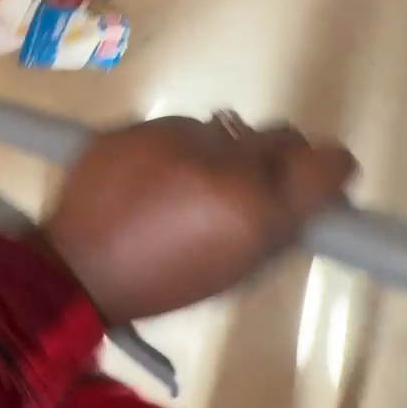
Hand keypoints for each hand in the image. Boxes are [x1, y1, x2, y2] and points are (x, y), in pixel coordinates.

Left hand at [39, 112, 357, 324]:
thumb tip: (307, 189)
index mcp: (254, 208)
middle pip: (278, 136)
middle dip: (274, 157)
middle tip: (249, 180)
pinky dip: (172, 146)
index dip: (327, 169)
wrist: (79, 266)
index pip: (325, 163)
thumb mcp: (239, 266)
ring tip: (184, 182)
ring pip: (221, 128)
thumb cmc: (164, 280)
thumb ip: (278, 223)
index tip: (318, 176)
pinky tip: (148, 174)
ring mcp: (168, 139)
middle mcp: (219, 164)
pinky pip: (171, 127)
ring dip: (217, 150)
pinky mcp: (130, 128)